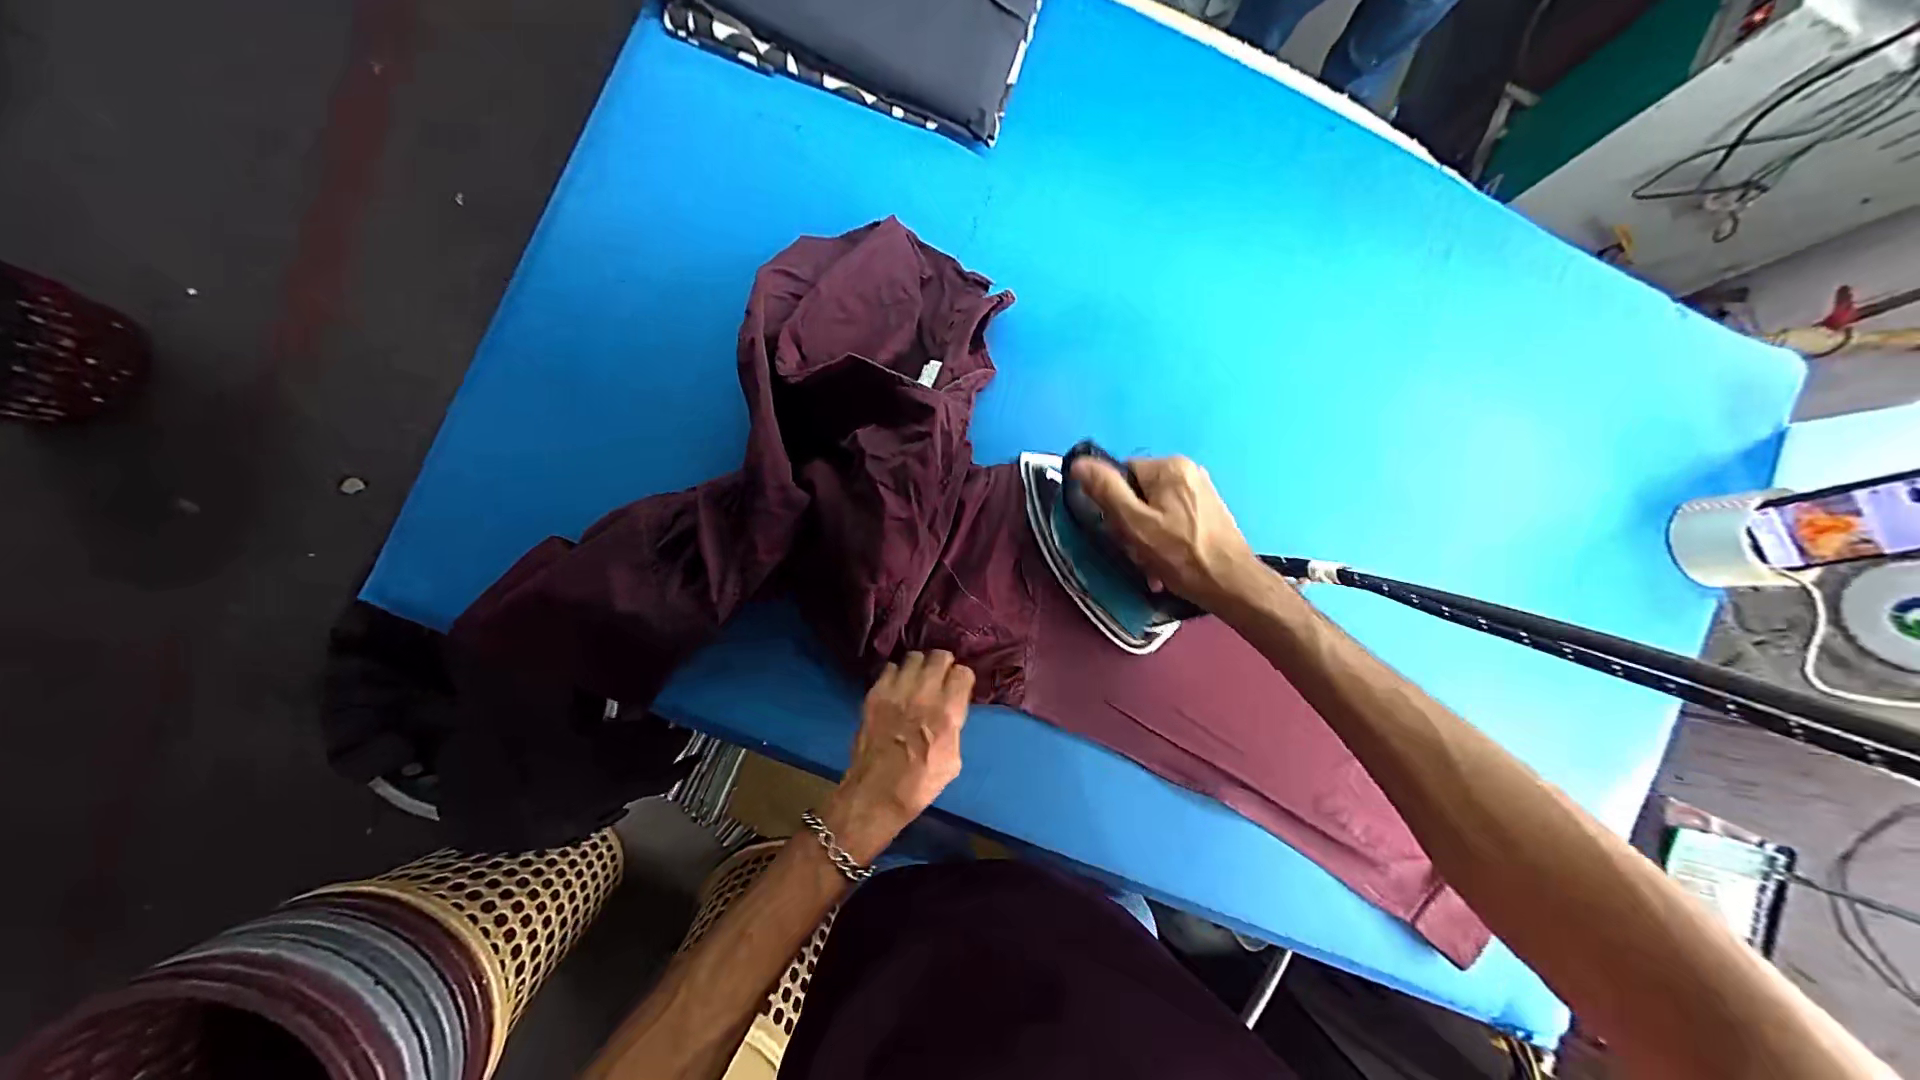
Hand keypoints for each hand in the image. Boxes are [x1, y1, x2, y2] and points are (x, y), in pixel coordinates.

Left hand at [824, 650, 973, 861]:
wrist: (876, 793)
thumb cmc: (919, 784)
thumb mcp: (953, 760)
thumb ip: (954, 727)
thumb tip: (951, 713)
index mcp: (947, 712)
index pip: (962, 673)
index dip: (962, 678)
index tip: (959, 686)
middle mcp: (924, 694)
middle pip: (939, 656)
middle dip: (943, 664)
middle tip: (941, 676)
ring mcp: (896, 690)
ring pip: (914, 657)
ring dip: (920, 666)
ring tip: (918, 678)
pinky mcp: (875, 694)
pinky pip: (889, 668)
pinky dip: (896, 673)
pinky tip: (897, 686)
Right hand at [1068, 454, 1265, 612]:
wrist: (1231, 585)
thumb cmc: (1180, 555)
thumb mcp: (1134, 523)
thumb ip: (1105, 490)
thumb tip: (1079, 463)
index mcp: (1169, 466)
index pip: (1121, 475)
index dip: (1114, 504)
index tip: (1121, 531)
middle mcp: (1187, 470)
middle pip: (1138, 493)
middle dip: (1132, 525)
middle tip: (1138, 552)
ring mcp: (1200, 491)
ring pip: (1154, 510)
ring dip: (1146, 538)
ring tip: (1153, 564)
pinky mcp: (1208, 511)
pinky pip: (1172, 520)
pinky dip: (1164, 541)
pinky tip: (1166, 563)